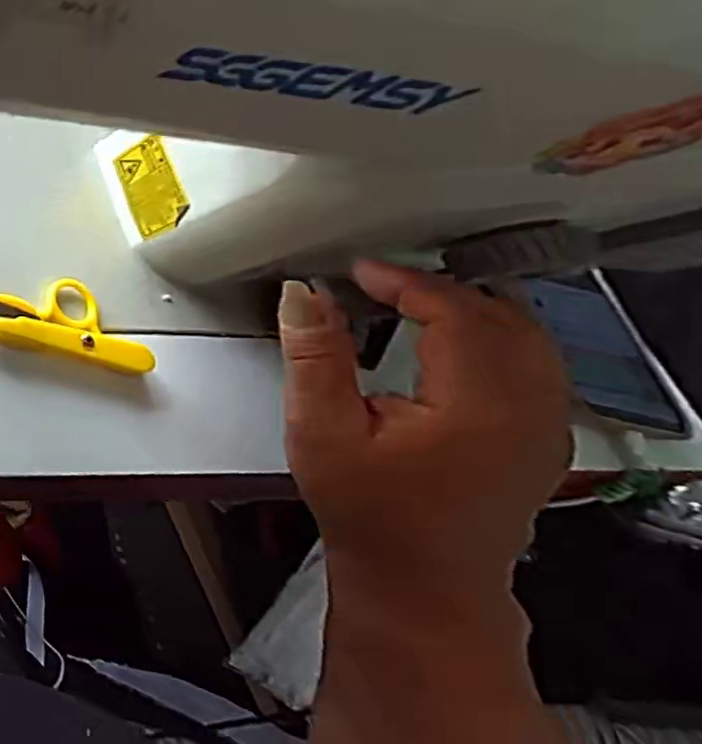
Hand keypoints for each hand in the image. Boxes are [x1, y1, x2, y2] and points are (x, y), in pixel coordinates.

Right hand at [279, 260, 571, 595]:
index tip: (359, 272)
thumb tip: (304, 296)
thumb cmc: (368, 509)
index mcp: (479, 409)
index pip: (459, 314)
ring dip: (469, 308)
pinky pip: (534, 365)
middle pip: (505, 319)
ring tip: (407, 300)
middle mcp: (529, 415)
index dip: (406, 282)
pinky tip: (445, 340)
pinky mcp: (540, 439)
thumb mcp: (319, 427)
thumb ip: (313, 355)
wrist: (417, 575)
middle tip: (378, 280)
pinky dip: (490, 335)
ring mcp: (545, 429)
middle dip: (438, 288)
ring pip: (529, 339)